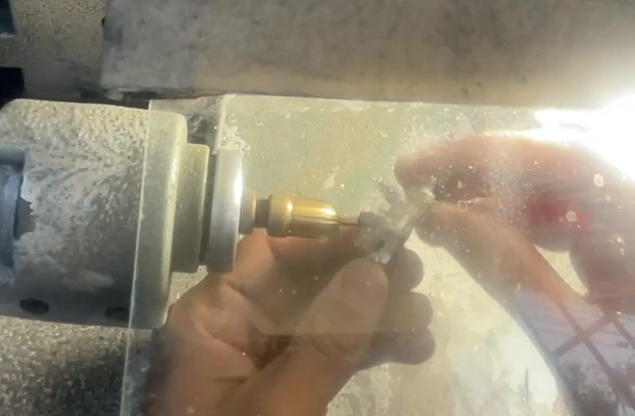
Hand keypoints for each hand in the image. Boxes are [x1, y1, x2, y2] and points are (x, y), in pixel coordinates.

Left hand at [146, 230, 434, 415]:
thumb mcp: (280, 408)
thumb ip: (326, 343)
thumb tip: (371, 271)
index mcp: (210, 318)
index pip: (263, 254)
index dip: (320, 240)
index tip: (374, 237)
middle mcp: (233, 329)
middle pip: (300, 283)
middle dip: (359, 276)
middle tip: (414, 272)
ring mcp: (260, 362)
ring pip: (322, 320)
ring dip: (376, 315)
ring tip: (424, 316)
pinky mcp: (284, 393)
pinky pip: (327, 356)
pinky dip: (368, 350)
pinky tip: (412, 347)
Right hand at [398, 134, 634, 415]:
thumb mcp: (580, 351)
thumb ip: (508, 269)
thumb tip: (435, 213)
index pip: (570, 159)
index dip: (483, 154)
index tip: (415, 168)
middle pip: (575, 168)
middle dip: (493, 176)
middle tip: (422, 186)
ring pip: (582, 191)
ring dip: (512, 201)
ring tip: (448, 211)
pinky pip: (597, 222)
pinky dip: (544, 228)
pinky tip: (498, 235)